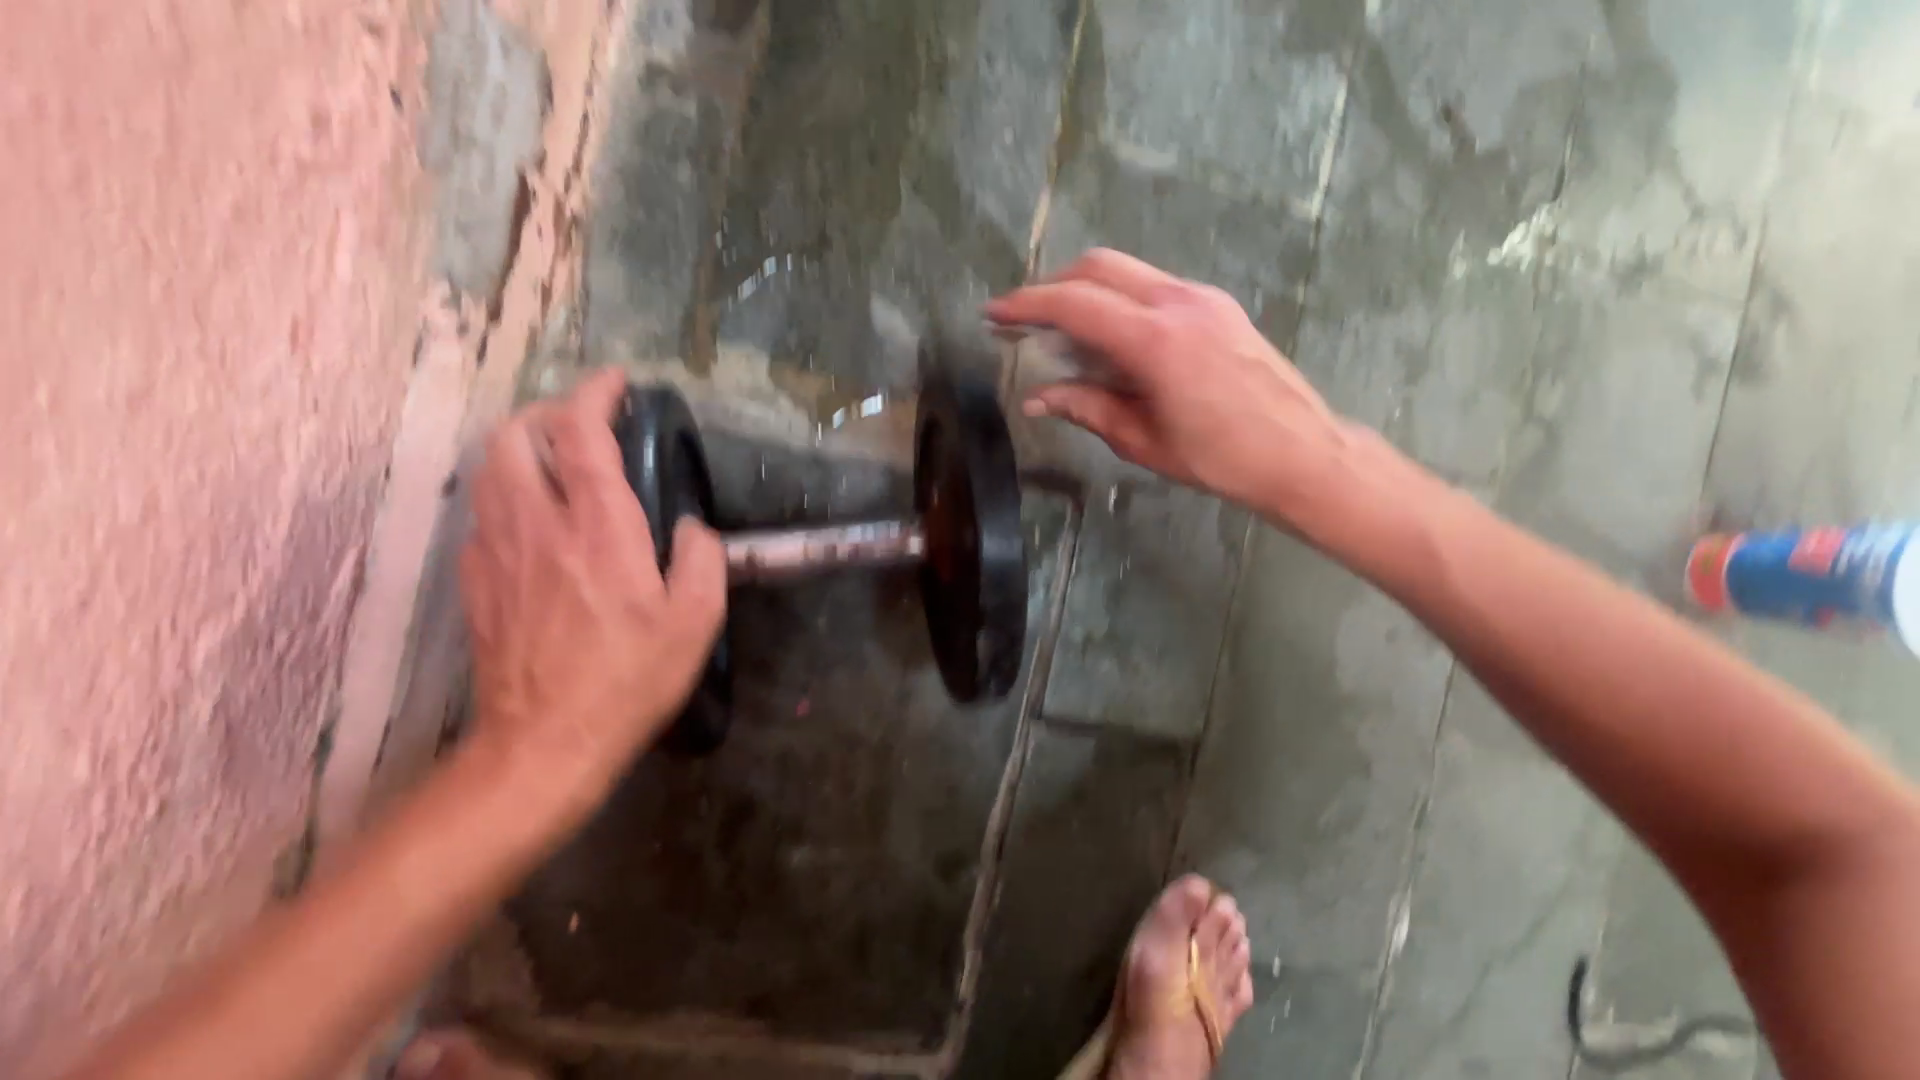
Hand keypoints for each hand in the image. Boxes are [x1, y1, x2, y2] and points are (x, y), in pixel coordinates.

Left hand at [459, 368, 725, 803]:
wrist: (544, 741)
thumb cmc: (629, 679)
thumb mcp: (695, 622)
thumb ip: (702, 559)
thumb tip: (688, 527)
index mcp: (598, 528)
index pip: (580, 432)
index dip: (595, 393)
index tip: (616, 383)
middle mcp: (537, 524)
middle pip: (512, 434)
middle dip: (545, 414)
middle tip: (581, 428)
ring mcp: (494, 551)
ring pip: (488, 469)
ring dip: (520, 450)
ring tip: (555, 467)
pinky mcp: (473, 581)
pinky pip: (483, 515)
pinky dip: (507, 498)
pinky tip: (535, 527)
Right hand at [987, 249, 1350, 516]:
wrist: (1302, 452)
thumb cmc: (1221, 458)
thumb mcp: (1143, 440)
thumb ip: (1087, 408)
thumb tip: (1038, 398)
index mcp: (1155, 339)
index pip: (1075, 303)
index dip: (1027, 304)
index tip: (994, 313)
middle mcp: (1178, 302)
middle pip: (1098, 266)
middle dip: (1053, 285)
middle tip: (1026, 318)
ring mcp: (1202, 298)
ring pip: (1128, 271)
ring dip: (1088, 289)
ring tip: (1064, 331)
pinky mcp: (1217, 305)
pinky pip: (1154, 286)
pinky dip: (1121, 299)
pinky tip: (1113, 338)